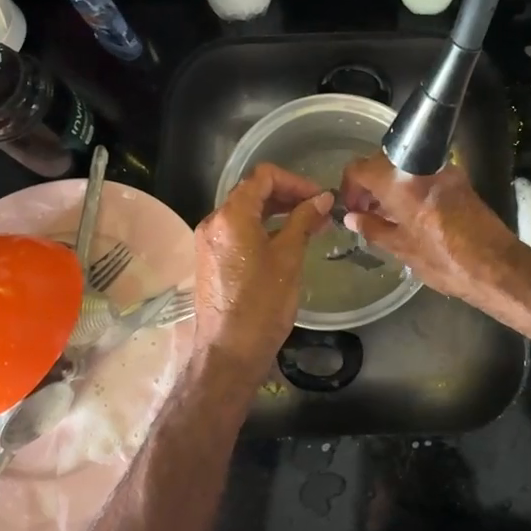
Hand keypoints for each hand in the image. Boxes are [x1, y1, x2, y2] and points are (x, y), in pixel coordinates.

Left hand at [193, 163, 331, 376]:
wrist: (227, 354)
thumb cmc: (261, 304)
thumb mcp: (288, 258)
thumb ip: (303, 221)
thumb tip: (322, 198)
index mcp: (231, 216)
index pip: (263, 176)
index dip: (295, 181)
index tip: (319, 198)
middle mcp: (214, 222)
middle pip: (252, 192)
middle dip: (287, 195)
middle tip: (318, 211)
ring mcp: (209, 242)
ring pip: (245, 212)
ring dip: (277, 212)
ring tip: (308, 226)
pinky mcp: (211, 261)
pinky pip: (238, 232)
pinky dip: (263, 229)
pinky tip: (285, 244)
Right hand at [338, 154, 528, 304]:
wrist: (496, 265)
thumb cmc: (446, 262)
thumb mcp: (403, 249)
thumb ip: (374, 228)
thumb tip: (352, 217)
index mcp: (400, 184)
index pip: (360, 168)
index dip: (349, 186)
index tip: (351, 208)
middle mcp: (420, 168)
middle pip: (381, 162)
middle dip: (369, 183)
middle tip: (364, 211)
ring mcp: (442, 170)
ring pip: (403, 166)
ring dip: (390, 184)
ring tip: (385, 214)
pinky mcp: (458, 177)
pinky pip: (423, 173)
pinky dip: (410, 186)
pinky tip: (410, 212)